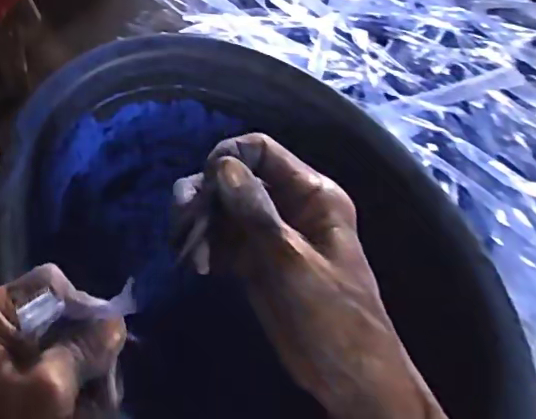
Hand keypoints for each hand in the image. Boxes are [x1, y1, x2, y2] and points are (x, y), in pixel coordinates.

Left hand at [0, 264, 125, 418]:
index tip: (106, 343)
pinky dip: (88, 386)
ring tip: (97, 404)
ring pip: (78, 341)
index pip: (52, 282)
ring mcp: (24, 341)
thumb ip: (81, 350)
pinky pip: (75, 364)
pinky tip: (90, 409)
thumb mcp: (52, 386)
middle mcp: (12, 315)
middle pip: (69, 312)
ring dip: (96, 373)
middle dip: (93, 348)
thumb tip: (115, 320)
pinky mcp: (39, 367)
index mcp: (2, 307)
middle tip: (103, 387)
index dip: (83, 307)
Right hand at [172, 134, 444, 418]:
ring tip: (187, 251)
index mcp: (311, 195)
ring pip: (213, 201)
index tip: (208, 185)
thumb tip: (222, 164)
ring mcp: (264, 227)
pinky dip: (198, 243)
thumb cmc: (336, 320)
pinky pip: (212, 230)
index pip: (258, 149)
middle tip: (184, 224)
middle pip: (227, 174)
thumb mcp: (294, 263)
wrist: (351, 385)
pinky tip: (195, 265)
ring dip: (194, 221)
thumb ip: (256, 212)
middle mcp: (285, 202)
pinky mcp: (248, 251)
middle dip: (201, 196)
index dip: (227, 158)